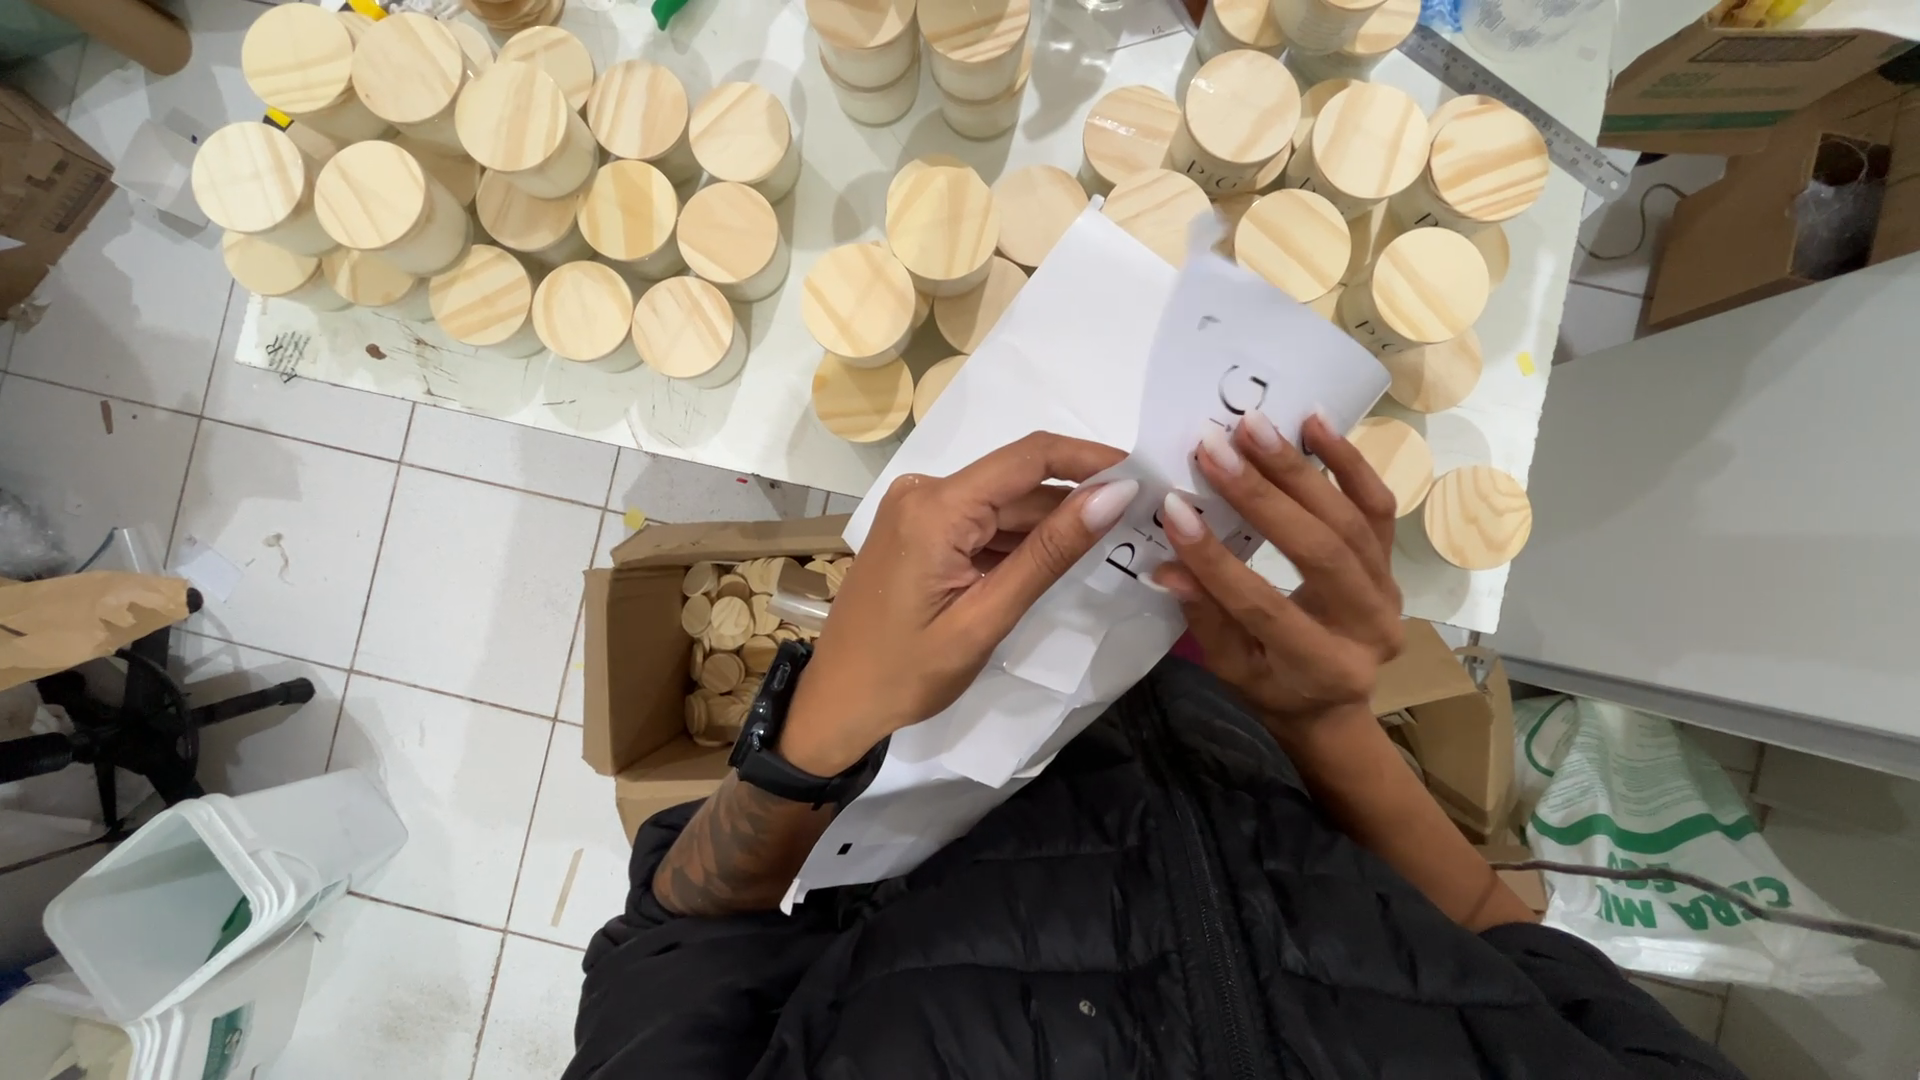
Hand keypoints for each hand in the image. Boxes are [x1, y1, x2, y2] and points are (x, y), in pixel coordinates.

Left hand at [780, 433, 1133, 775]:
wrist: (838, 702)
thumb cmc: (908, 673)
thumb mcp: (986, 617)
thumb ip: (1049, 552)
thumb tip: (1114, 494)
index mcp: (936, 508)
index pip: (1028, 457)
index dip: (1090, 458)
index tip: (1141, 474)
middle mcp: (923, 493)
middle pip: (1016, 482)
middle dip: (1075, 499)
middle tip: (1135, 523)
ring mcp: (916, 510)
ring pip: (1000, 504)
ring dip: (1047, 524)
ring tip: (1103, 547)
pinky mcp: (917, 530)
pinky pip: (978, 522)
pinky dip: (1014, 540)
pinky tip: (1047, 563)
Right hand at [1152, 413, 1403, 725]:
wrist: (1330, 700)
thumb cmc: (1271, 686)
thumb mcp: (1230, 668)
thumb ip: (1205, 619)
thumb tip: (1167, 568)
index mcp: (1324, 667)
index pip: (1264, 605)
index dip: (1216, 559)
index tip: (1174, 509)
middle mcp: (1370, 627)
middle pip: (1320, 550)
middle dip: (1262, 494)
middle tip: (1215, 447)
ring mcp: (1390, 589)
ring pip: (1352, 519)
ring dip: (1299, 467)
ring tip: (1255, 426)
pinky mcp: (1393, 561)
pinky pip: (1378, 504)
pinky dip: (1348, 461)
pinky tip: (1314, 423)